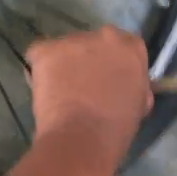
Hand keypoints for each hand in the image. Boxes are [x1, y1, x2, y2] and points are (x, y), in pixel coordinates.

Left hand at [25, 27, 152, 143]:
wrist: (83, 139)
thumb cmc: (116, 129)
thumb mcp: (138, 104)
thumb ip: (133, 85)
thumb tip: (126, 86)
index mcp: (131, 48)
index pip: (123, 46)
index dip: (110, 64)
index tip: (105, 81)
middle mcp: (105, 36)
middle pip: (92, 44)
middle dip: (86, 62)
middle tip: (81, 88)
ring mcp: (73, 41)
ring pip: (64, 50)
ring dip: (62, 67)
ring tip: (60, 94)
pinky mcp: (45, 50)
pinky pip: (38, 56)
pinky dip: (38, 72)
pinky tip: (44, 92)